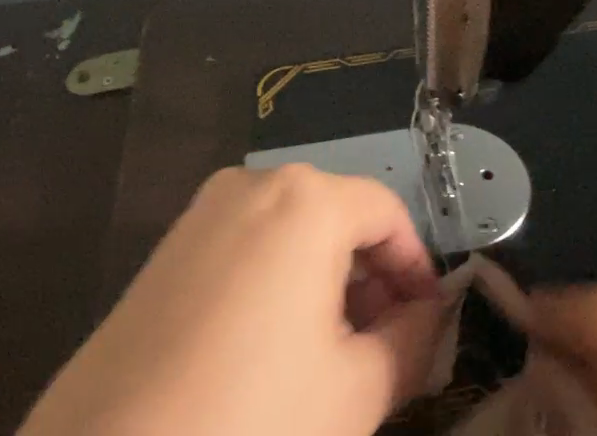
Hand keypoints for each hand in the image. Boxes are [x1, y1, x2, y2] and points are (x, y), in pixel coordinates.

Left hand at [20, 164, 447, 435]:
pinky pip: (245, 245)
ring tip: (330, 352)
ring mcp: (202, 212)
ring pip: (291, 230)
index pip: (388, 211)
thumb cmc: (254, 414)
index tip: (428, 320)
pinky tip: (271, 347)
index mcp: (306, 199)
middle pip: (337, 215)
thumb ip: (413, 340)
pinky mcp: (168, 247)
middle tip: (383, 343)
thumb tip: (428, 316)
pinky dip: (277, 280)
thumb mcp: (357, 388)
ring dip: (325, 279)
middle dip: (370, 275)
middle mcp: (252, 183)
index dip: (417, 266)